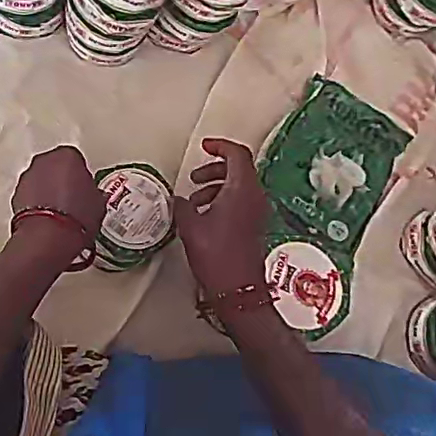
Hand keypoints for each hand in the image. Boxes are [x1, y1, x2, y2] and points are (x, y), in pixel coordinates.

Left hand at [10, 145, 104, 262]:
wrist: (49, 237)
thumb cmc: (77, 216)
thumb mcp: (98, 204)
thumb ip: (93, 193)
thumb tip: (93, 197)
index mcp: (68, 156)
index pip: (76, 159)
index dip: (80, 175)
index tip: (84, 189)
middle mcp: (44, 161)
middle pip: (54, 166)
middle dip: (61, 179)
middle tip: (72, 198)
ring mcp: (27, 177)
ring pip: (39, 179)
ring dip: (46, 190)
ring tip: (59, 212)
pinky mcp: (16, 195)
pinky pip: (29, 195)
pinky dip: (35, 202)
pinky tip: (47, 218)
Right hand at [173, 138, 269, 294]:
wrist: (238, 289)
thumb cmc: (217, 255)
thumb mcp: (191, 226)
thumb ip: (182, 205)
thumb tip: (177, 199)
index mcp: (242, 189)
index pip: (237, 154)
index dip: (220, 146)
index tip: (205, 146)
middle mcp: (255, 197)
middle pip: (239, 169)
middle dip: (215, 168)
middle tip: (195, 176)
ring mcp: (257, 212)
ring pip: (239, 186)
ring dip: (217, 186)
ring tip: (195, 200)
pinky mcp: (255, 226)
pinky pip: (241, 202)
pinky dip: (223, 200)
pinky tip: (204, 216)